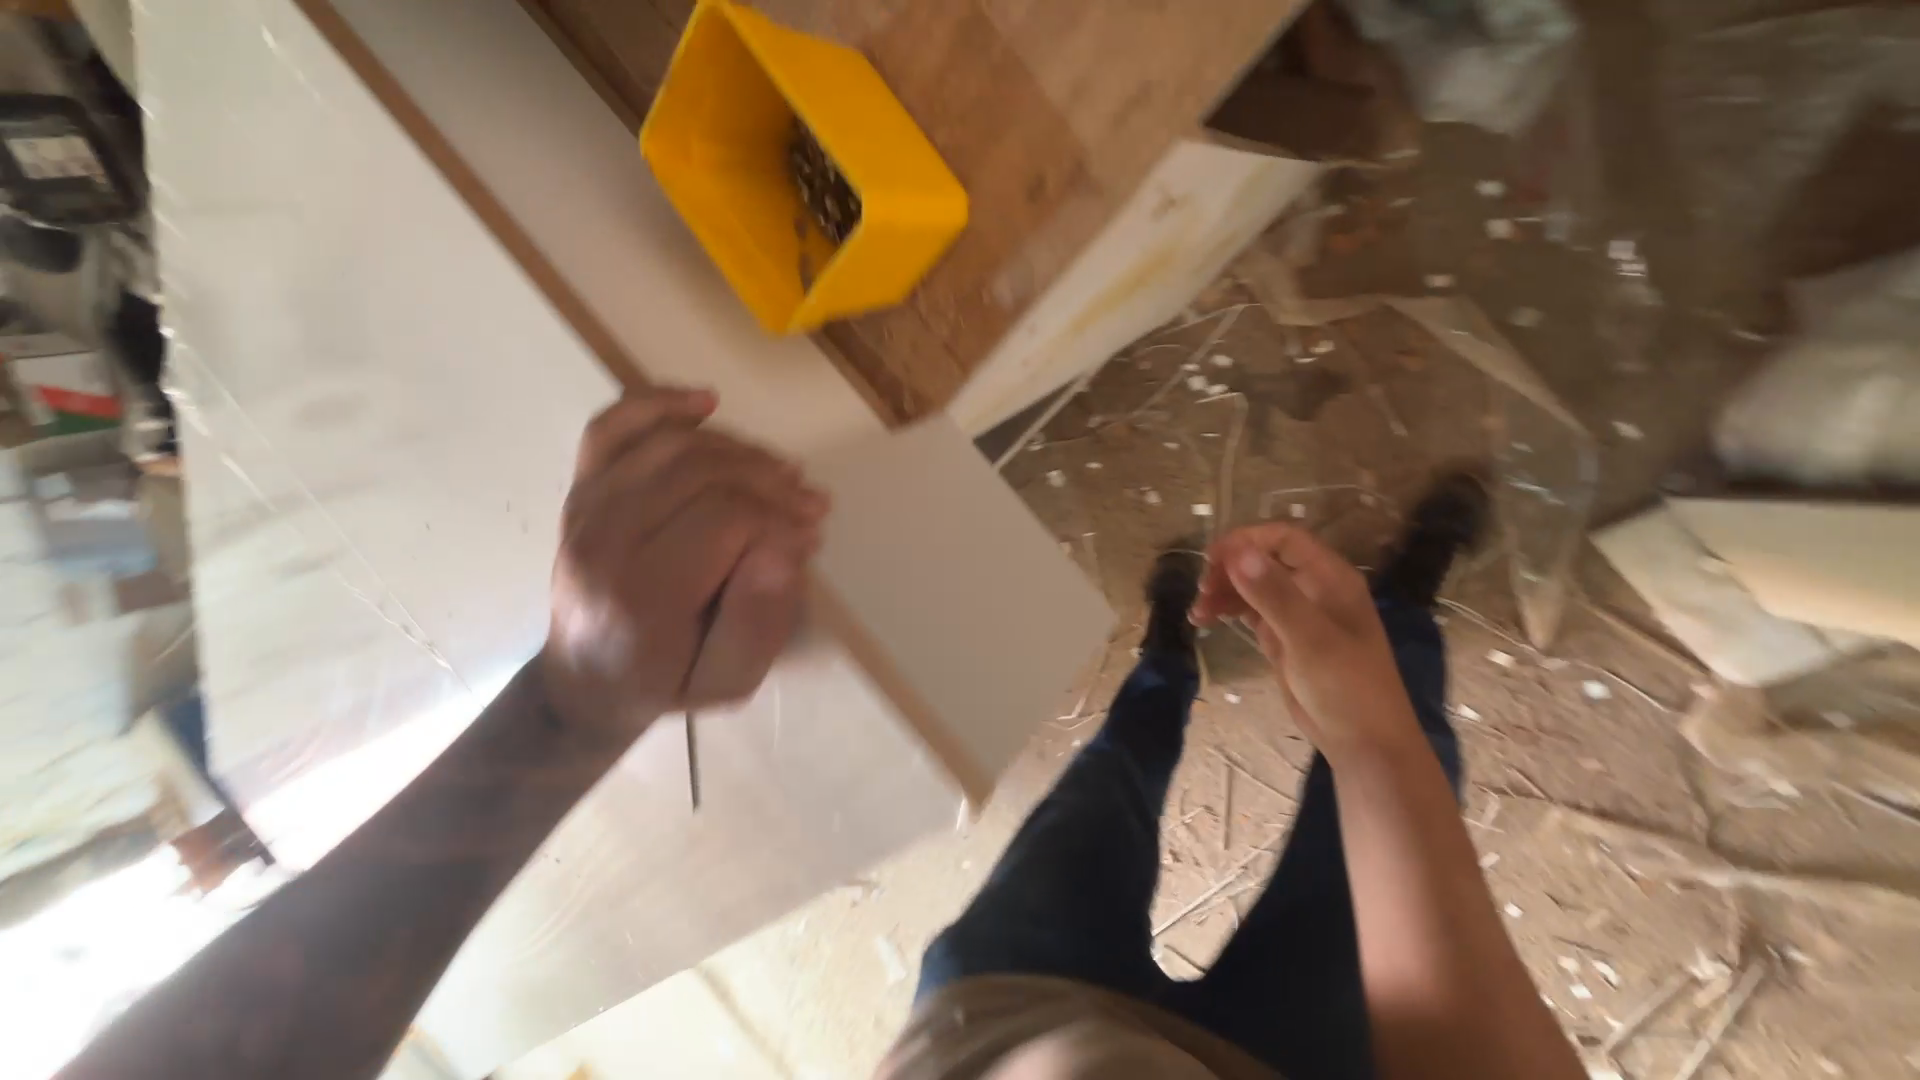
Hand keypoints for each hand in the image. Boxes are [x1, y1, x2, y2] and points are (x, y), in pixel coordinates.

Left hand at [539, 387, 827, 741]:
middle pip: (700, 473)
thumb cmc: (667, 681)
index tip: (811, 536)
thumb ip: (761, 621)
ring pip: (672, 444)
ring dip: (740, 450)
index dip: (780, 518)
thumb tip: (788, 542)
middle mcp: (600, 541)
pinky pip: (612, 427)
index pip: (724, 518)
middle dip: (770, 482)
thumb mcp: (729, 680)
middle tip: (811, 505)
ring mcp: (583, 509)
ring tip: (784, 474)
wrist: (587, 681)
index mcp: (639, 595)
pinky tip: (706, 400)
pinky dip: (659, 402)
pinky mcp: (579, 490)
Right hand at [1192, 524, 1423, 764]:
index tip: (1211, 559)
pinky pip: (1251, 613)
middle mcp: (1314, 589)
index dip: (1246, 542)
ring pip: (1253, 587)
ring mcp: (1299, 615)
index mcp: (1329, 578)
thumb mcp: (1308, 638)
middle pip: (1263, 560)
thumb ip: (1273, 594)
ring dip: (1223, 592)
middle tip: (1201, 591)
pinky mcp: (1285, 639)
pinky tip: (1205, 620)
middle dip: (1229, 569)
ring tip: (1197, 613)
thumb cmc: (1345, 686)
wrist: (1364, 742)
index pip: (1283, 539)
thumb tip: (1237, 552)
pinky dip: (1228, 612)